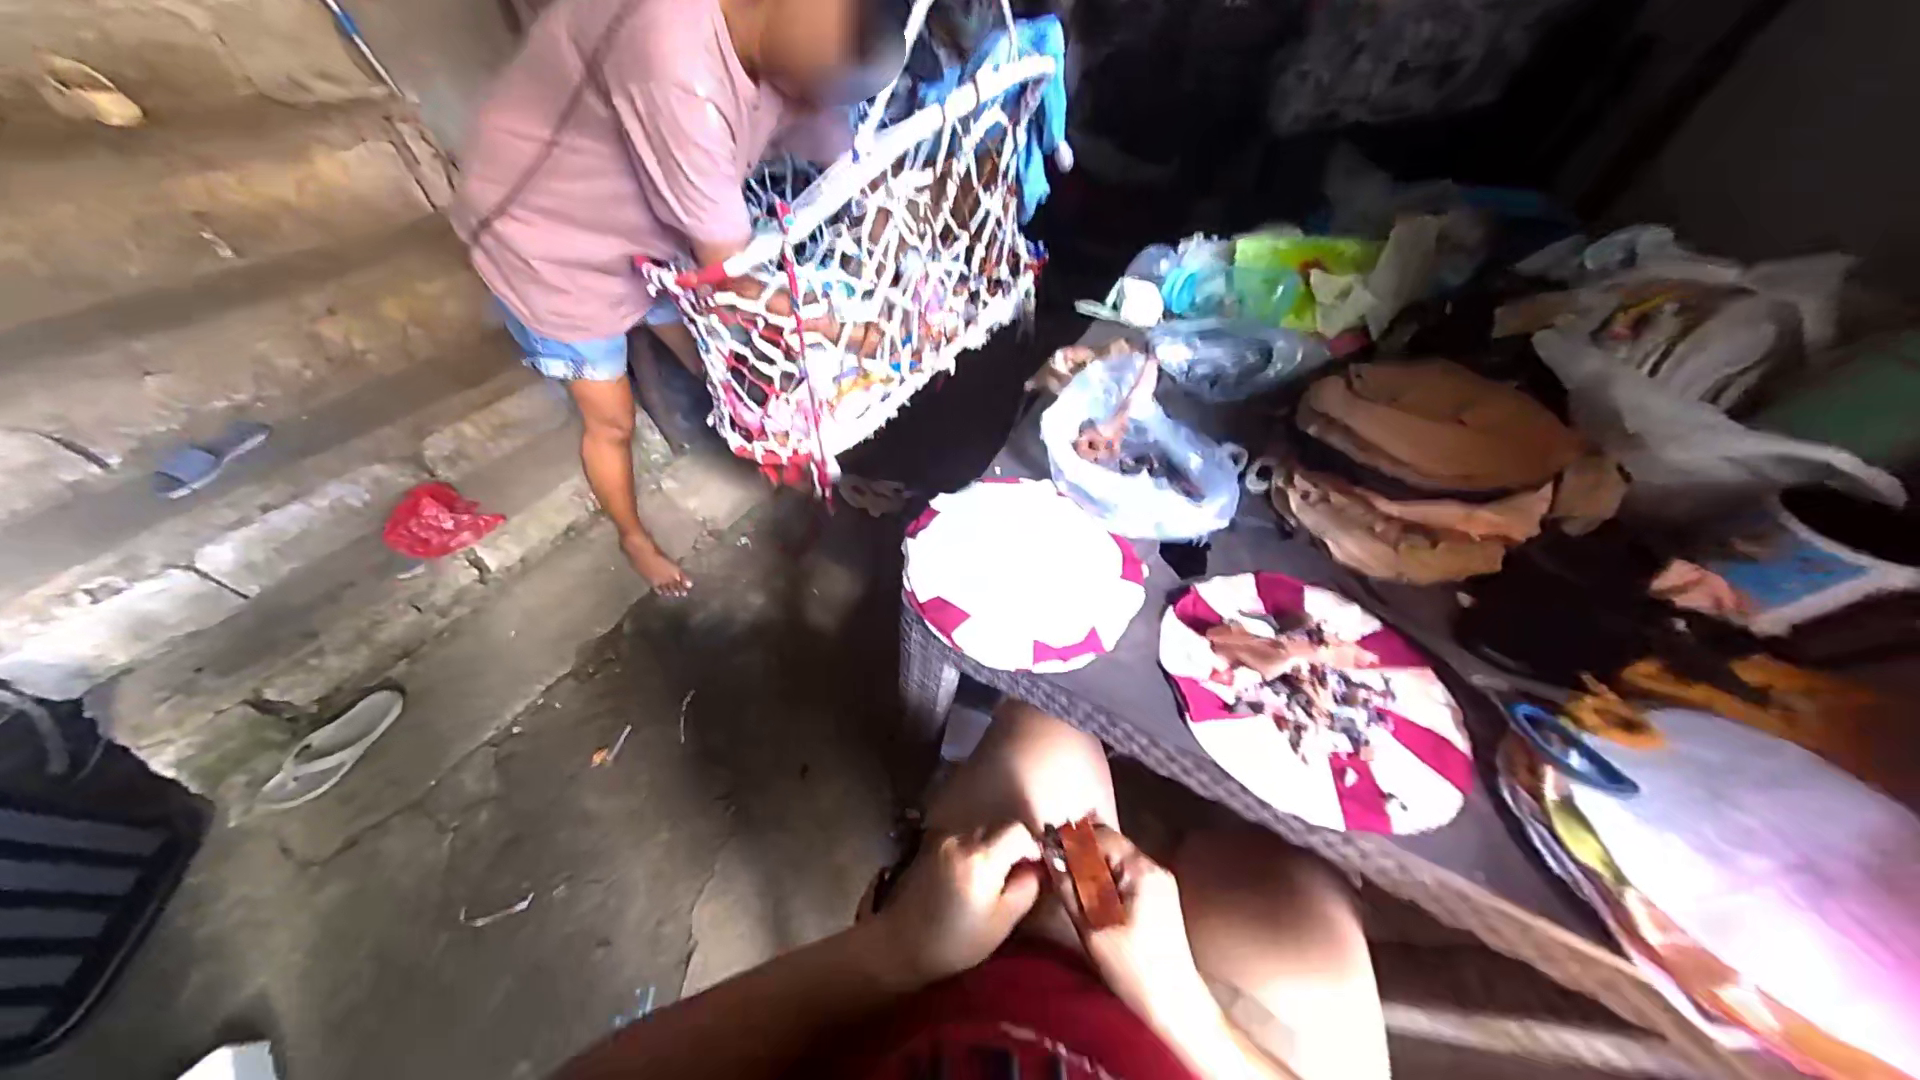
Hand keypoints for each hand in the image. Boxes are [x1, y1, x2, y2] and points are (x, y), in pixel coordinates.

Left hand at [872, 824, 1043, 986]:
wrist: (899, 944)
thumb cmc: (954, 942)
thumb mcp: (999, 924)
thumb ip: (1025, 890)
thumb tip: (1037, 867)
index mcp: (981, 858)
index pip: (1018, 830)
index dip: (1032, 844)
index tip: (1038, 864)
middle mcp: (961, 838)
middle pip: (999, 826)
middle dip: (1014, 844)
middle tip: (1020, 871)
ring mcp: (943, 837)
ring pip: (981, 830)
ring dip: (994, 844)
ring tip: (996, 874)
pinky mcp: (931, 843)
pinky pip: (963, 836)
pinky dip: (975, 847)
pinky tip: (973, 872)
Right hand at [1066, 826, 1216, 1037]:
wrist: (1174, 1004)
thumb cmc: (1130, 966)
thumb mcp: (1091, 925)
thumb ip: (1068, 884)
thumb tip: (1050, 852)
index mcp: (1140, 869)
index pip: (1100, 834)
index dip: (1072, 838)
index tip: (1049, 847)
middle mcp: (1154, 866)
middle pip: (1111, 842)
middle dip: (1082, 849)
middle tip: (1057, 864)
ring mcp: (1160, 879)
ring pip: (1118, 856)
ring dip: (1094, 862)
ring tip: (1072, 880)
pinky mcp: (1161, 894)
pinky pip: (1127, 871)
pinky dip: (1108, 875)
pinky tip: (1094, 893)